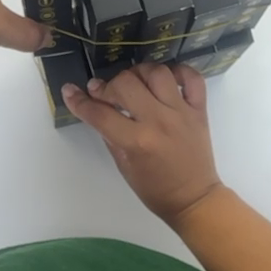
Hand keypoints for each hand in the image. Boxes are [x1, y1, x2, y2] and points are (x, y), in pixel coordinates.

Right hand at [63, 63, 223, 225]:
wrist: (193, 199)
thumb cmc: (156, 190)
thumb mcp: (124, 167)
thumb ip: (110, 137)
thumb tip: (97, 112)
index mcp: (137, 142)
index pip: (100, 114)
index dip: (79, 102)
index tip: (70, 92)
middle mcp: (159, 121)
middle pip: (125, 84)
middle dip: (108, 86)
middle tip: (104, 94)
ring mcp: (181, 112)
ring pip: (156, 72)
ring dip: (139, 73)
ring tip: (134, 83)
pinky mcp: (199, 110)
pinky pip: (192, 78)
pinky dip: (178, 71)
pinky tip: (165, 78)